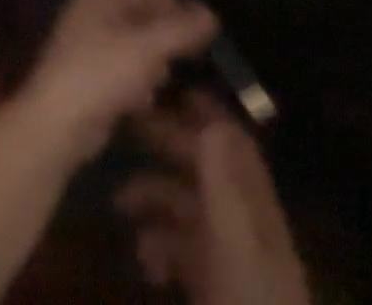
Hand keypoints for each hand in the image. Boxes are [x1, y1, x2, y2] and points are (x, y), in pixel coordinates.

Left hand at [14, 0, 217, 162]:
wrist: (60, 121)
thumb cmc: (103, 73)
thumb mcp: (149, 47)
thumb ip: (182, 28)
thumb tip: (210, 14)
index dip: (181, 9)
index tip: (210, 33)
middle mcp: (90, 16)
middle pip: (143, 20)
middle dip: (170, 38)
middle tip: (200, 58)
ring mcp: (87, 47)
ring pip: (135, 48)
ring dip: (157, 62)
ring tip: (177, 78)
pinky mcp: (89, 77)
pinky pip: (124, 71)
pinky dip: (140, 81)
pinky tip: (151, 98)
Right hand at [116, 94, 309, 304]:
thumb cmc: (250, 304)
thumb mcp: (236, 248)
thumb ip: (223, 187)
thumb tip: (212, 121)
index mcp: (253, 209)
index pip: (231, 145)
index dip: (204, 115)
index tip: (167, 88)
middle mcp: (241, 225)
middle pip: (203, 169)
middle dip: (166, 148)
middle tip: (124, 129)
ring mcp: (225, 257)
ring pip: (184, 207)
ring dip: (152, 200)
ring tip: (119, 206)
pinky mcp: (209, 284)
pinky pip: (178, 249)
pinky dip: (158, 246)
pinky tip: (145, 264)